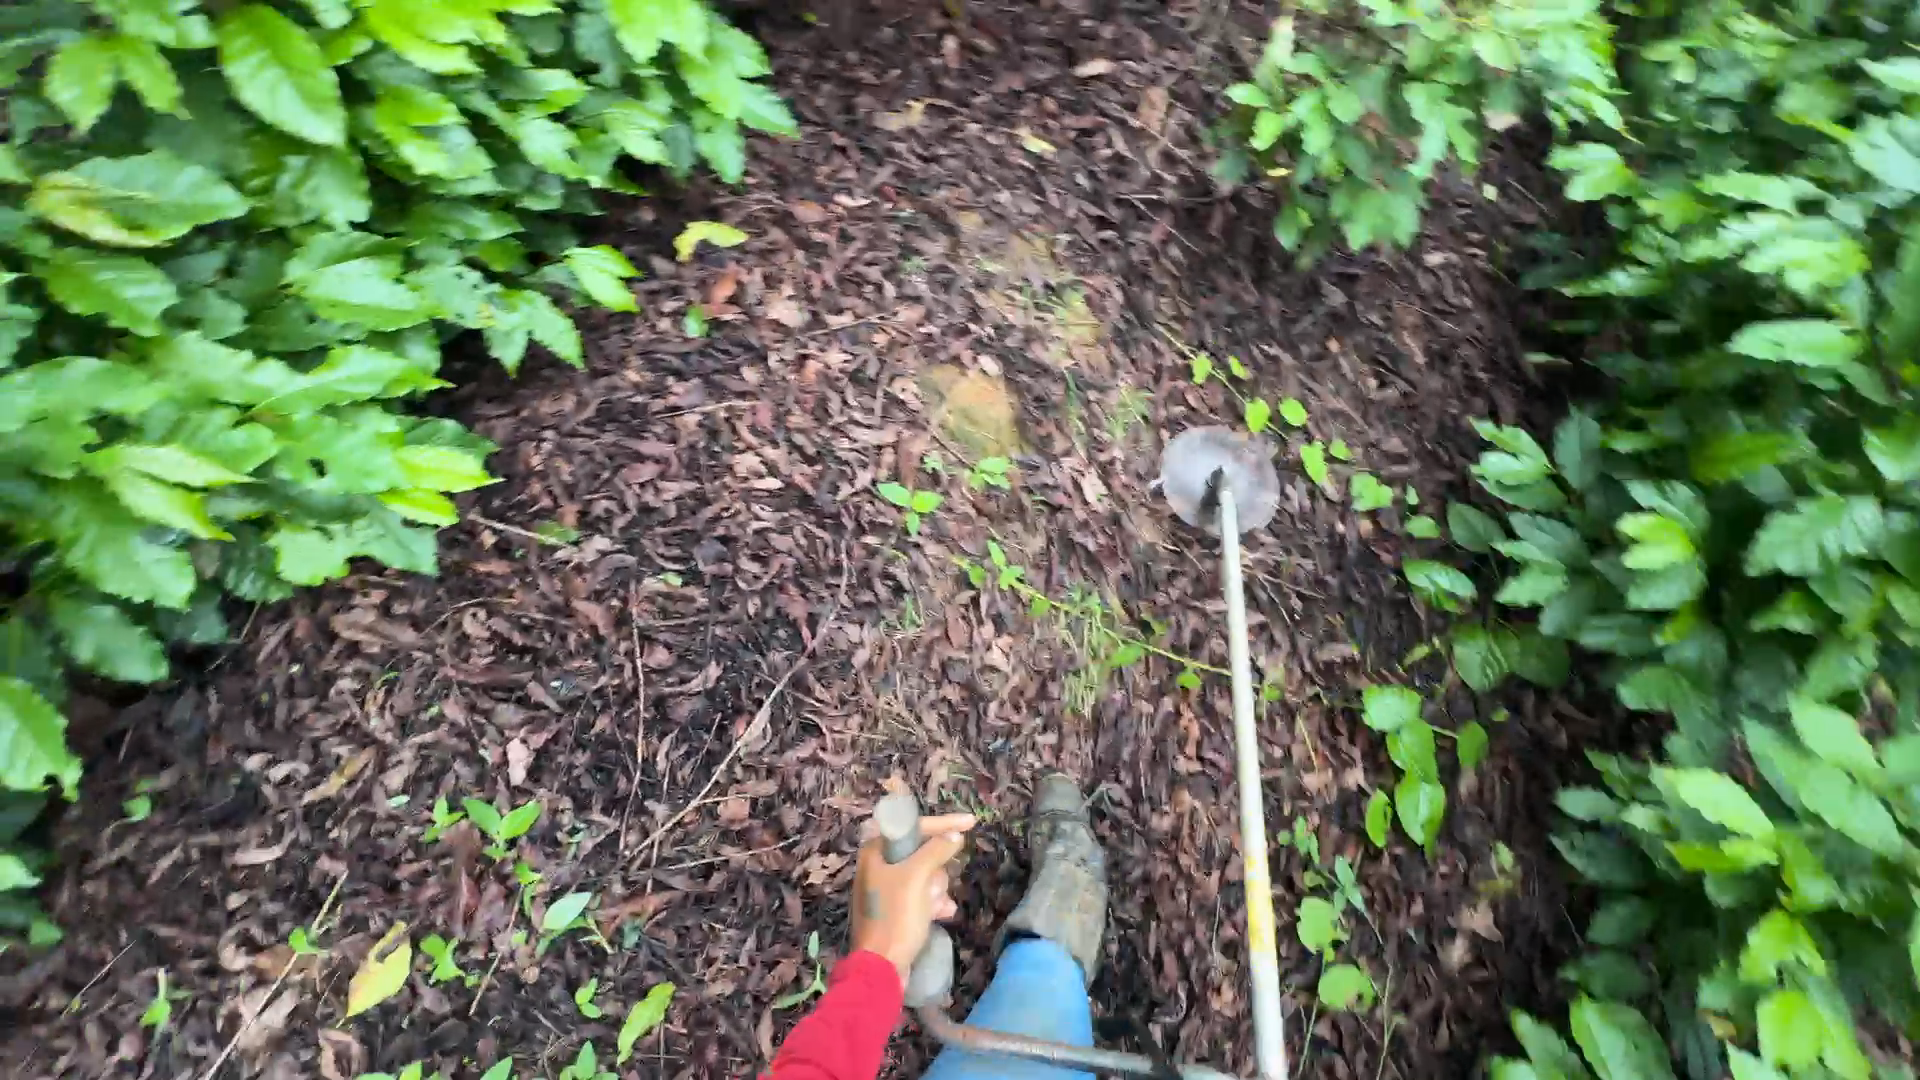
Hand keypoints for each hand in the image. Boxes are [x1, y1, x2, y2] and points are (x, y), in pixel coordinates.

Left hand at [849, 811, 975, 984]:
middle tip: (936, 886)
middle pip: (922, 853)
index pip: (915, 826)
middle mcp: (878, 865)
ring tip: (937, 906)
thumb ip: (936, 851)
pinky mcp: (894, 910)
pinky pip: (921, 895)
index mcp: (876, 851)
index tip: (970, 822)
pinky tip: (943, 913)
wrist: (881, 970)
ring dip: (937, 889)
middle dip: (937, 871)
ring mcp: (886, 889)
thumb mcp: (917, 878)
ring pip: (925, 875)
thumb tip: (955, 835)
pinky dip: (933, 902)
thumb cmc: (896, 916)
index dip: (944, 824)